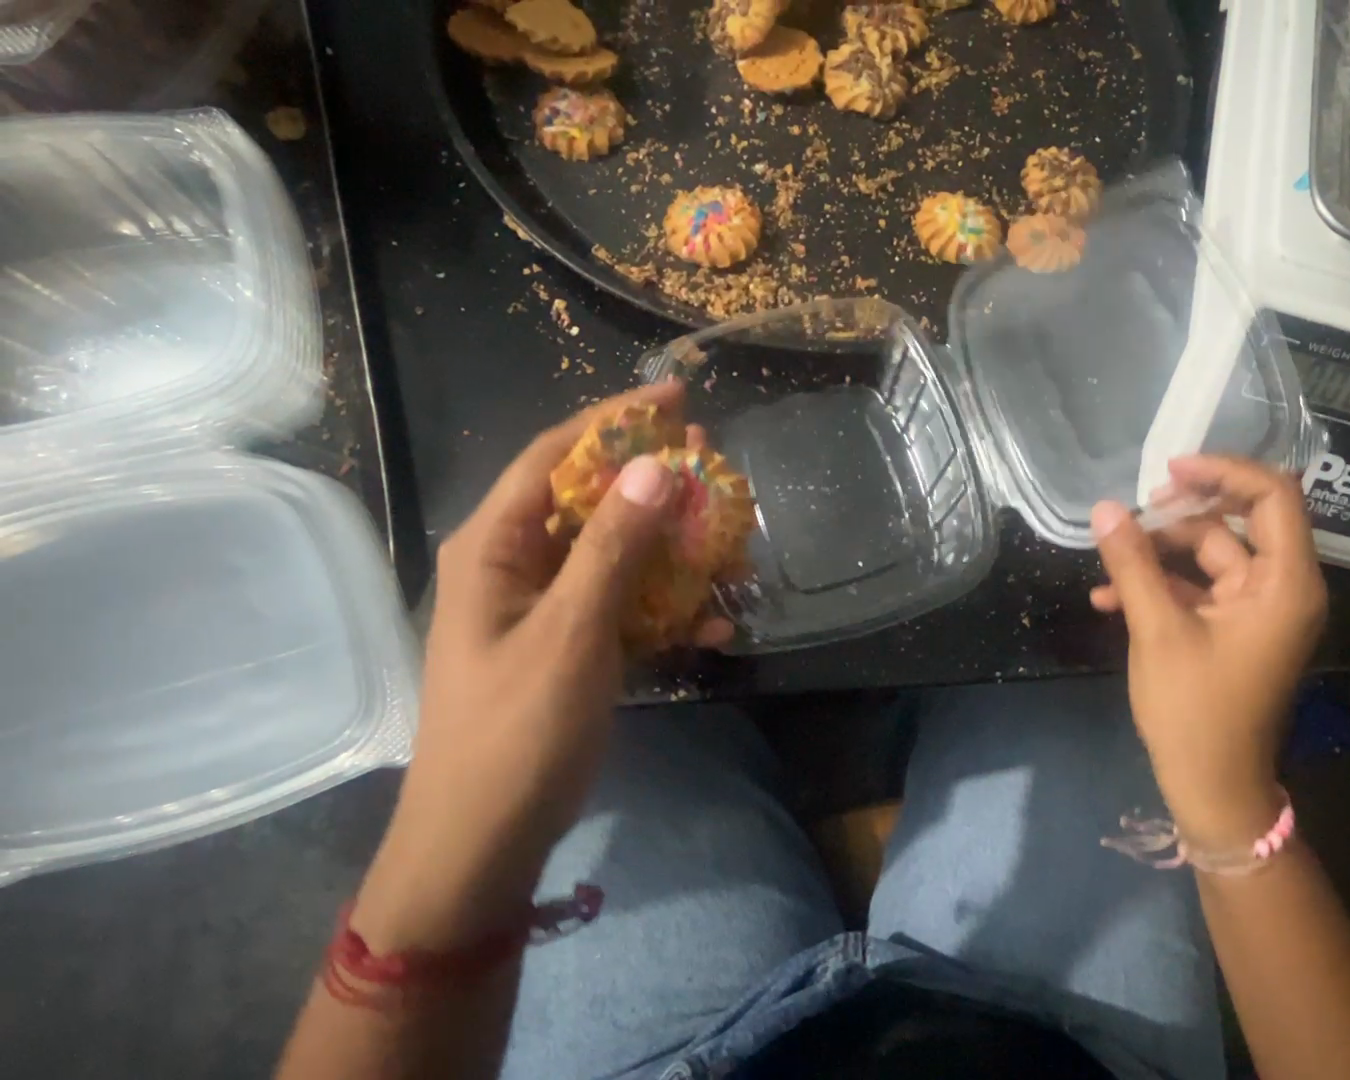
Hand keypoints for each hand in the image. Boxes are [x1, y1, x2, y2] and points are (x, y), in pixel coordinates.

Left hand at [352, 382, 729, 951]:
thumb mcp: (571, 633)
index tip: (679, 400)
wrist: (485, 839)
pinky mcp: (572, 644)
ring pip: (619, 553)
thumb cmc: (518, 730)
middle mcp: (518, 564)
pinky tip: (713, 625)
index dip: (615, 421)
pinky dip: (668, 608)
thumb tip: (657, 466)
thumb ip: (614, 549)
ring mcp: (546, 607)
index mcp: (495, 546)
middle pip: (593, 500)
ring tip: (732, 550)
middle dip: (657, 486)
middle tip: (717, 472)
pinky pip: (626, 605)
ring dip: (675, 550)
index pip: (556, 457)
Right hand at [1090, 456, 1326, 850]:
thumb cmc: (1194, 711)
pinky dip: (1161, 587)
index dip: (1223, 472)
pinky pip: (1200, 590)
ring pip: (1210, 557)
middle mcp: (1281, 588)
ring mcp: (1257, 611)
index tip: (1169, 469)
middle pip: (1236, 523)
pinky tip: (1108, 599)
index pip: (1273, 497)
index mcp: (1285, 584)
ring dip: (1158, 556)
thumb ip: (1133, 564)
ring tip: (1107, 564)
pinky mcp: (1234, 630)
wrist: (1212, 788)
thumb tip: (1105, 509)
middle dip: (1179, 515)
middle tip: (1131, 512)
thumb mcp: (1157, 630)